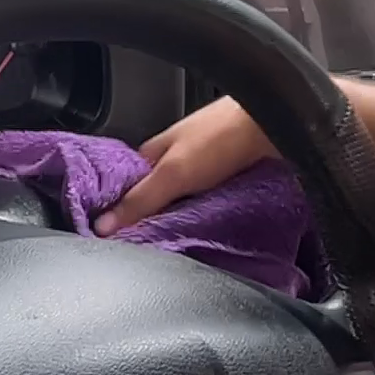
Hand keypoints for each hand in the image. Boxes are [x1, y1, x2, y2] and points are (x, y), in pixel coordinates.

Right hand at [93, 97, 277, 234]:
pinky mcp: (228, 173)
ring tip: (179, 245)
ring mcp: (203, 164)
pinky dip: (206, 212)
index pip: (127, 185)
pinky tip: (209, 227)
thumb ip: (140, 200)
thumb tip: (102, 226)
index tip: (115, 240)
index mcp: (153, 151)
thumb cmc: (221, 139)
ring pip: (183, 197)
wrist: (273, 124)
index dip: (119, 211)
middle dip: (152, 218)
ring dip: (181, 217)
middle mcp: (175, 155)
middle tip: (150, 250)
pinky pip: (208, 199)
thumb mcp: (173, 175)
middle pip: (156, 193)